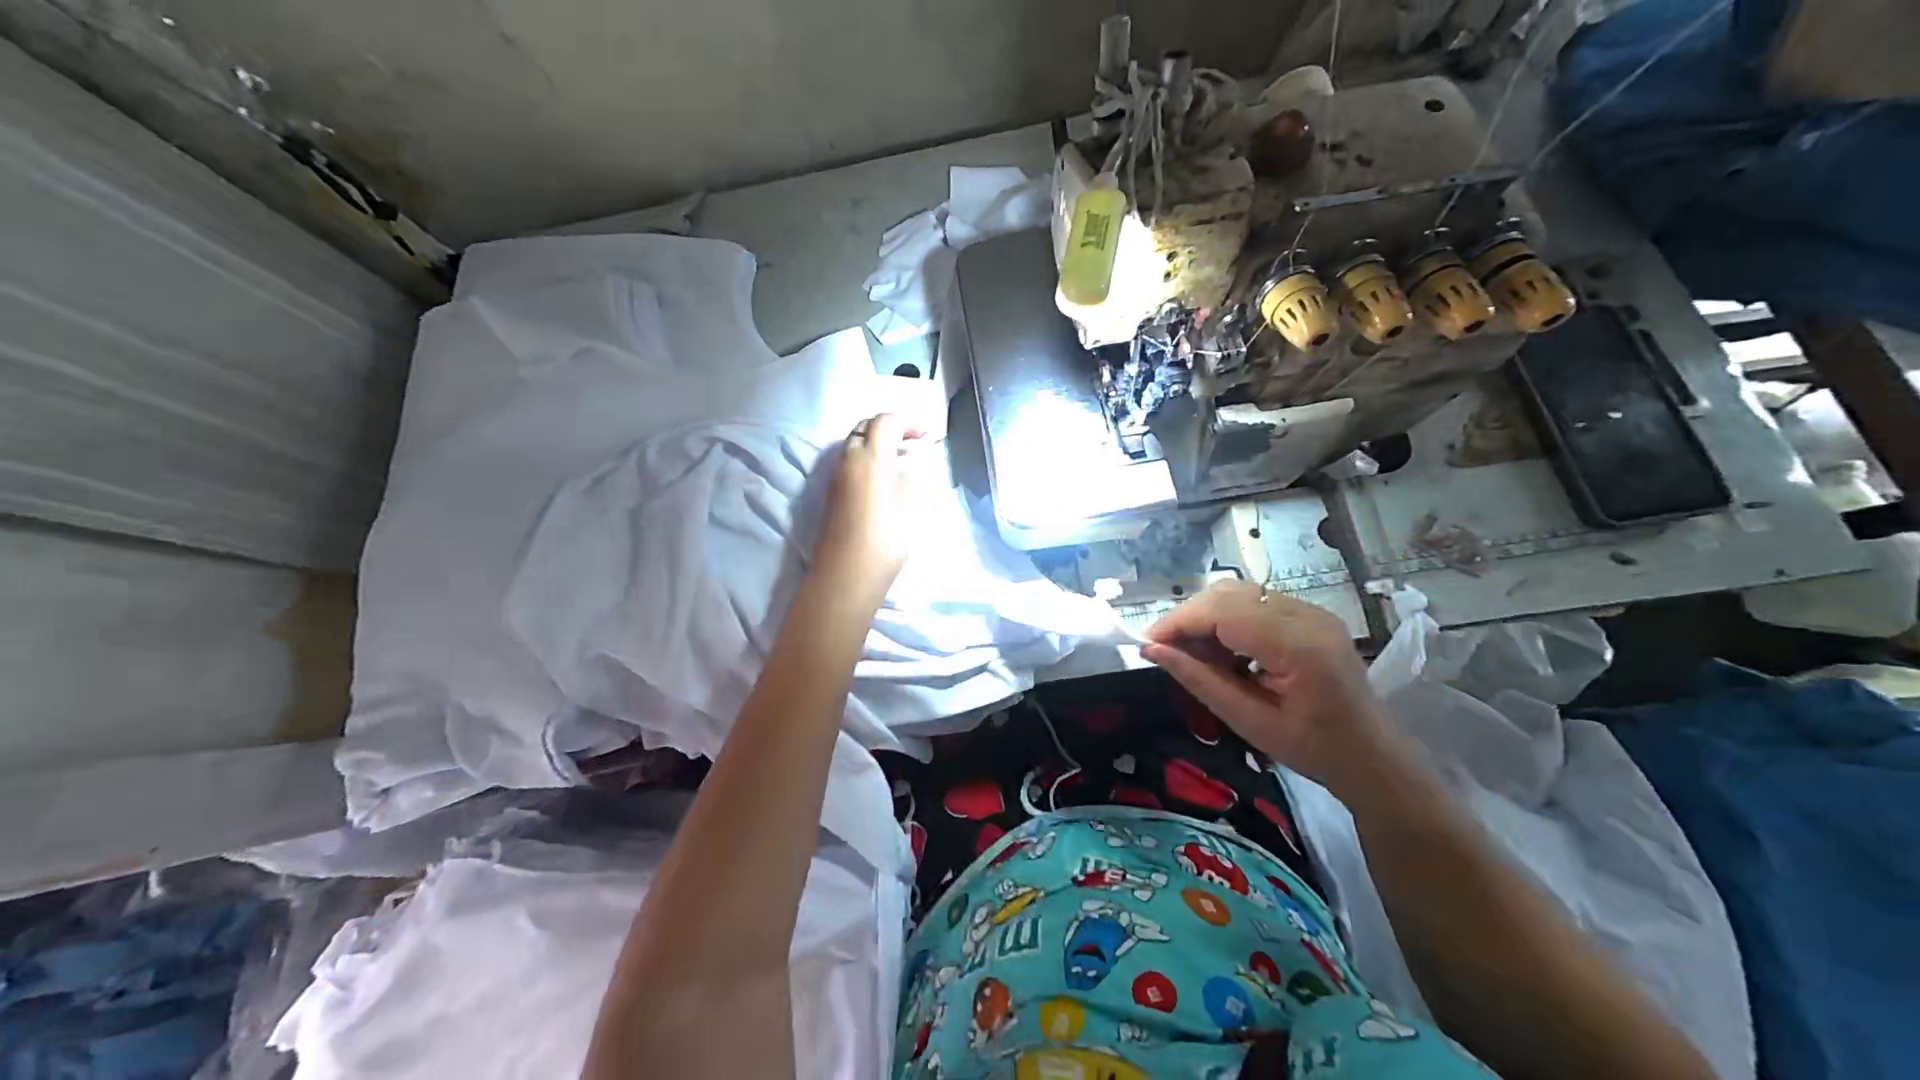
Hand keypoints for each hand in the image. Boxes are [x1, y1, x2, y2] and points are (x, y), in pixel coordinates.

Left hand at [812, 413, 933, 603]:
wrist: (845, 576)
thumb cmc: (885, 541)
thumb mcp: (910, 507)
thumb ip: (913, 477)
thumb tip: (915, 460)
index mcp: (871, 458)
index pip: (886, 422)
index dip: (908, 423)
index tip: (927, 436)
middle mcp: (848, 460)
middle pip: (866, 428)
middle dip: (890, 428)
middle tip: (913, 444)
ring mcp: (836, 477)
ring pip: (855, 445)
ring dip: (877, 445)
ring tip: (902, 462)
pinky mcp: (832, 494)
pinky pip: (850, 463)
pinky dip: (868, 460)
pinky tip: (884, 481)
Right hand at [1141, 581, 1409, 796]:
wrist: (1374, 757)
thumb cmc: (1315, 750)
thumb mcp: (1251, 723)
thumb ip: (1200, 681)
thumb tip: (1152, 651)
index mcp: (1299, 646)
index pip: (1224, 612)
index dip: (1179, 622)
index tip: (1147, 643)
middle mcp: (1308, 616)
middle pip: (1229, 594)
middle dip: (1189, 617)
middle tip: (1166, 651)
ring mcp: (1313, 612)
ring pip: (1240, 594)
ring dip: (1207, 618)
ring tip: (1194, 655)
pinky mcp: (1311, 616)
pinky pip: (1256, 604)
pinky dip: (1228, 621)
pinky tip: (1223, 653)